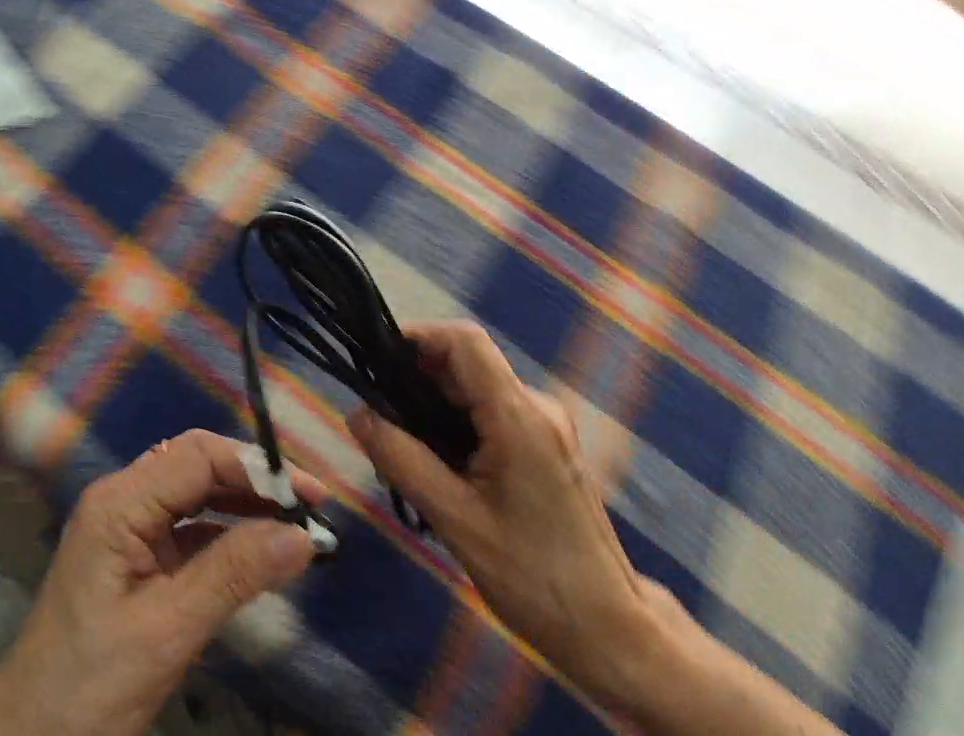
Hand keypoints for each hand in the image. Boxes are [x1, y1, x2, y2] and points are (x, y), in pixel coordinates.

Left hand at [0, 430, 324, 735]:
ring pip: (197, 496)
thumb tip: (303, 535)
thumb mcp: (168, 629)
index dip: (257, 467)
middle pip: (198, 467)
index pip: (197, 457)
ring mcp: (128, 531)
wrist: (32, 733)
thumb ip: (233, 575)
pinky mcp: (137, 560)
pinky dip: (231, 537)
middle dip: (256, 482)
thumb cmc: (91, 682)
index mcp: (119, 504)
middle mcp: (122, 503)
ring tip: (300, 528)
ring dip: (248, 507)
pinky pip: (192, 531)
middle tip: (315, 509)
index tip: (313, 496)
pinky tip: (265, 554)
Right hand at [346, 321, 664, 704]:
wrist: (607, 627)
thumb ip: (400, 458)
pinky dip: (451, 429)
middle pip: (463, 366)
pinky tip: (430, 468)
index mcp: (519, 416)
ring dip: (429, 410)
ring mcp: (544, 428)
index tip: (371, 360)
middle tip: (373, 422)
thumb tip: (356, 413)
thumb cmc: (531, 574)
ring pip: (472, 393)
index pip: (463, 342)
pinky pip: (487, 418)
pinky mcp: (543, 449)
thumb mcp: (454, 517)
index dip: (414, 336)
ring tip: (395, 451)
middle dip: (412, 382)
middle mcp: (536, 408)